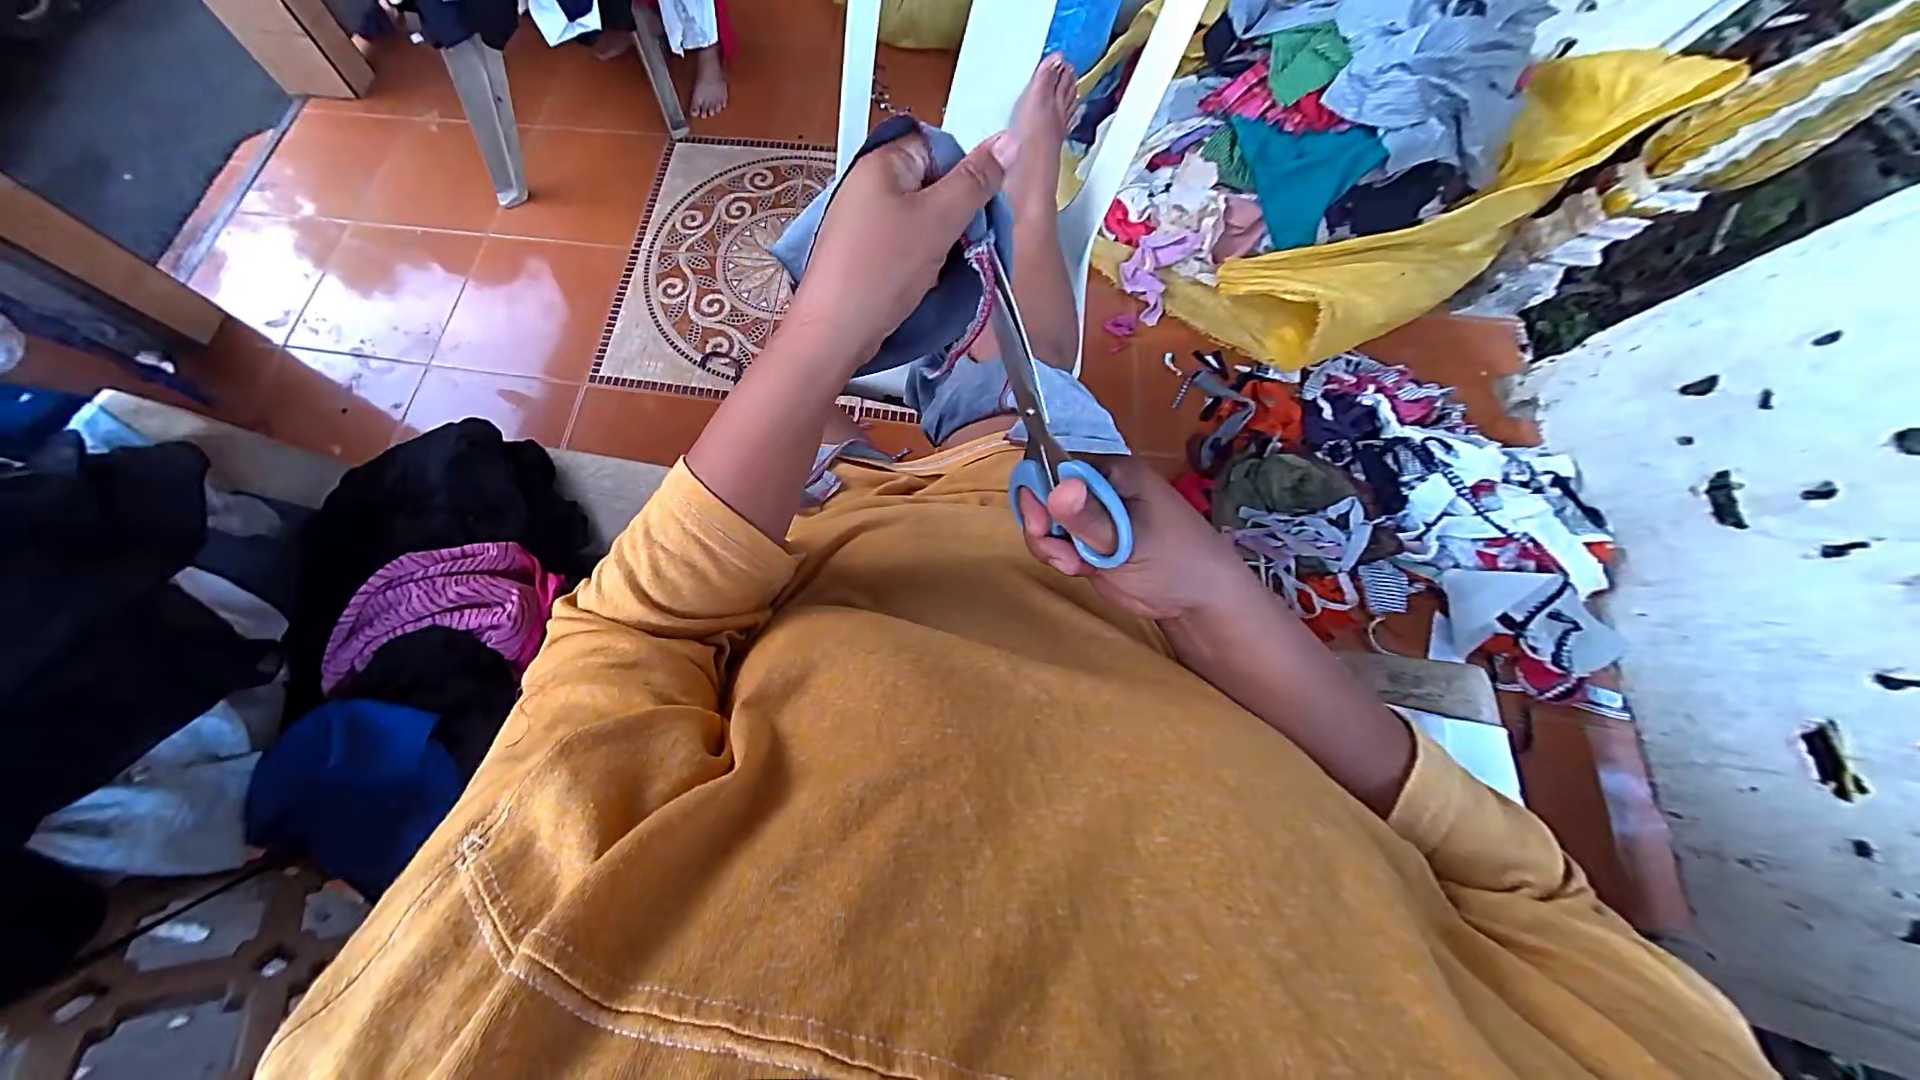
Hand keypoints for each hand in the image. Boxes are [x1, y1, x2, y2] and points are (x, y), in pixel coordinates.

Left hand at [781, 128, 1019, 363]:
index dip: (965, 175)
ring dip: (941, 245)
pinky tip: (924, 283)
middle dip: (955, 216)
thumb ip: (976, 181)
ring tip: (944, 269)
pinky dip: (921, 264)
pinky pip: (905, 250)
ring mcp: (863, 224)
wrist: (836, 332)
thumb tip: (1008, 141)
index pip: (938, 147)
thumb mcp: (939, 221)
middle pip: (931, 187)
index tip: (978, 208)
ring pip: (921, 223)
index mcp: (883, 163)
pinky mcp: (863, 258)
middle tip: (966, 244)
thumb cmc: (881, 272)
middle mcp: (868, 187)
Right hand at [1017, 458, 1256, 621]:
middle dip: (1044, 528)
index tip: (1040, 526)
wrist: (1199, 601)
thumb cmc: (1174, 563)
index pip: (1054, 464)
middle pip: (1045, 494)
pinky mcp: (1091, 539)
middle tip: (1063, 556)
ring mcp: (1094, 513)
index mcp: (1113, 471)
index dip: (1038, 493)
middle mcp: (1100, 486)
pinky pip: (1059, 542)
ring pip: (1048, 522)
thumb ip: (1088, 518)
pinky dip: (1062, 558)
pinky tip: (1082, 570)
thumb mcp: (1129, 542)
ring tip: (1078, 567)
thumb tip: (1058, 487)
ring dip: (1053, 547)